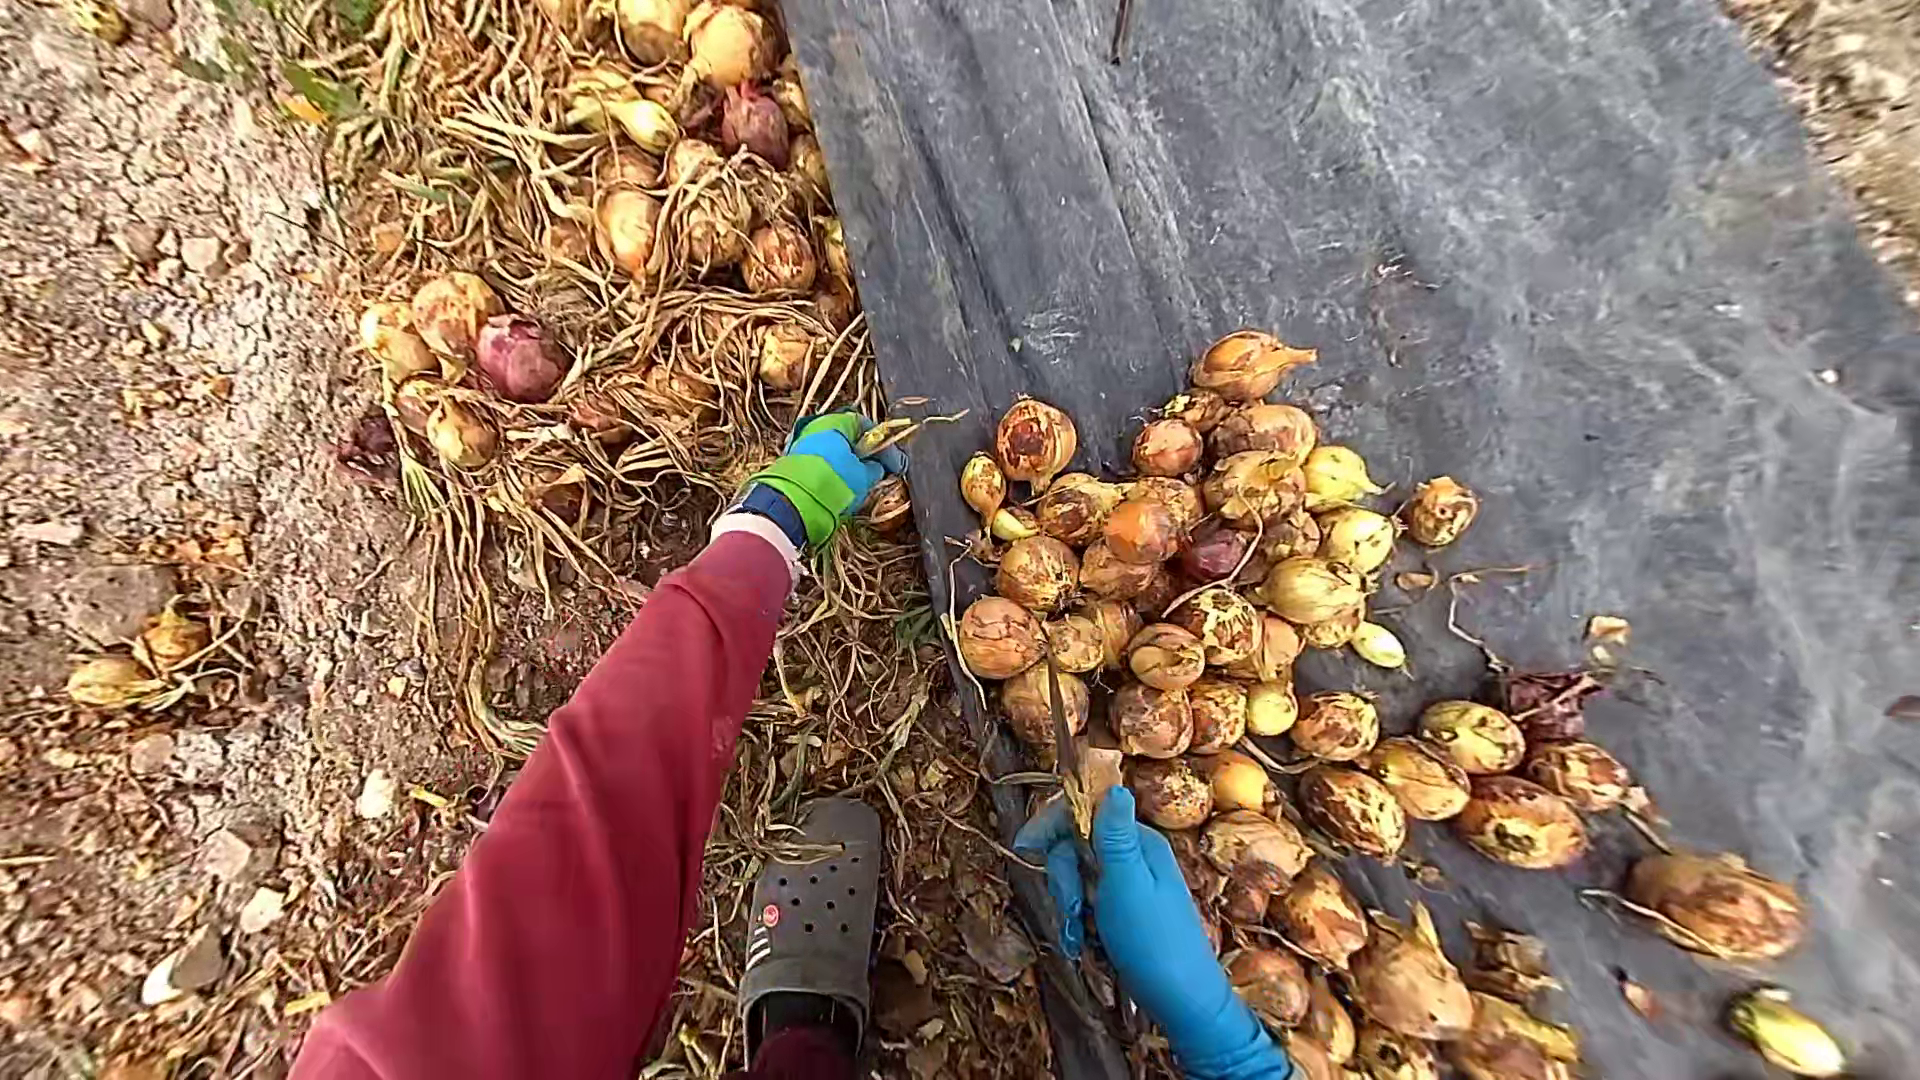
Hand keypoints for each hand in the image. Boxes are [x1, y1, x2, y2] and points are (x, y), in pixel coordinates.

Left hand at [748, 411, 908, 547]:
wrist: (791, 505)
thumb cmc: (832, 482)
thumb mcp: (863, 476)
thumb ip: (875, 467)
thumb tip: (876, 466)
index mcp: (834, 423)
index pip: (866, 425)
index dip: (885, 444)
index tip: (895, 462)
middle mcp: (816, 429)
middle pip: (849, 439)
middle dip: (867, 456)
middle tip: (882, 472)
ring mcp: (803, 446)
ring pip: (836, 453)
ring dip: (852, 466)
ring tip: (864, 484)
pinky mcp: (795, 465)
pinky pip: (824, 465)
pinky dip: (837, 474)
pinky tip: (844, 489)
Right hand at [1014, 787, 1289, 1079]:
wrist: (1187, 1011)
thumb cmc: (1156, 945)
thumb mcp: (1129, 885)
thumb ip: (1115, 836)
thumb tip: (1115, 786)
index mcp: (1138, 841)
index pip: (1085, 810)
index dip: (1052, 824)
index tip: (1024, 846)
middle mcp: (1133, 854)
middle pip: (1076, 842)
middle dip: (1062, 873)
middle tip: (1069, 908)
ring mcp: (1128, 882)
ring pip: (1077, 872)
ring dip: (1068, 900)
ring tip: (1076, 933)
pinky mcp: (1122, 909)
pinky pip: (1086, 899)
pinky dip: (1077, 918)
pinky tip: (1081, 941)